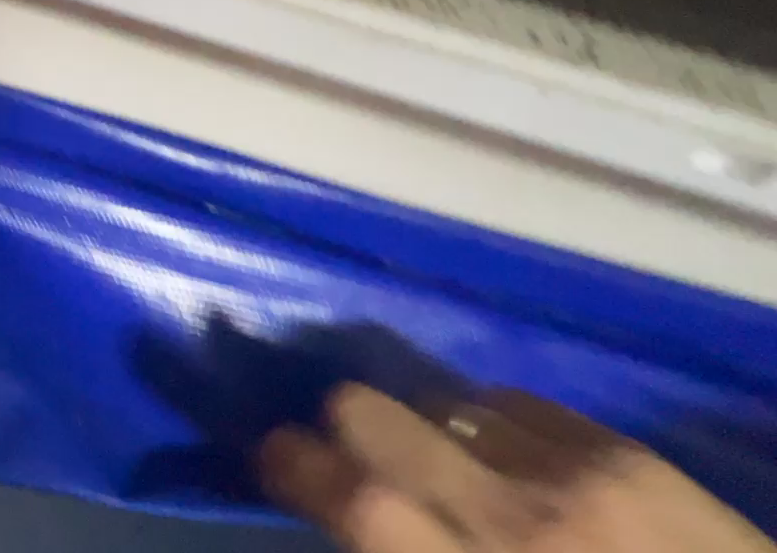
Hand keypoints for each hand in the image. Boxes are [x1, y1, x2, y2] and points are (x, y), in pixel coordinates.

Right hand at [260, 384, 773, 552]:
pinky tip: (532, 471)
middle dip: (344, 428)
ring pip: (435, 397)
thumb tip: (350, 521)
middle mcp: (508, 515)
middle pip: (363, 409)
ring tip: (462, 471)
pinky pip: (517, 403)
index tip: (281, 464)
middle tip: (364, 462)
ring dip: (429, 429)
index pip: (341, 492)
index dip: (287, 462)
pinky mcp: (636, 459)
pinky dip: (500, 428)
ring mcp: (576, 476)